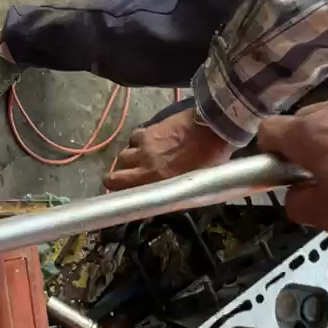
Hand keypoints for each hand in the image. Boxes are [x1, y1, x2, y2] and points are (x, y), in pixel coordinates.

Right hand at [103, 108, 236, 190]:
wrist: (214, 128)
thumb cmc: (209, 160)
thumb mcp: (192, 184)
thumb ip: (172, 191)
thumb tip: (162, 199)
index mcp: (151, 178)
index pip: (114, 183)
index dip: (114, 187)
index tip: (121, 190)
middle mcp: (143, 161)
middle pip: (117, 166)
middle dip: (121, 172)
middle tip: (133, 175)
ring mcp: (145, 143)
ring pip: (125, 151)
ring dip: (131, 156)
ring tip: (143, 158)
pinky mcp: (151, 128)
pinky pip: (136, 136)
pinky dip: (139, 141)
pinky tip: (150, 142)